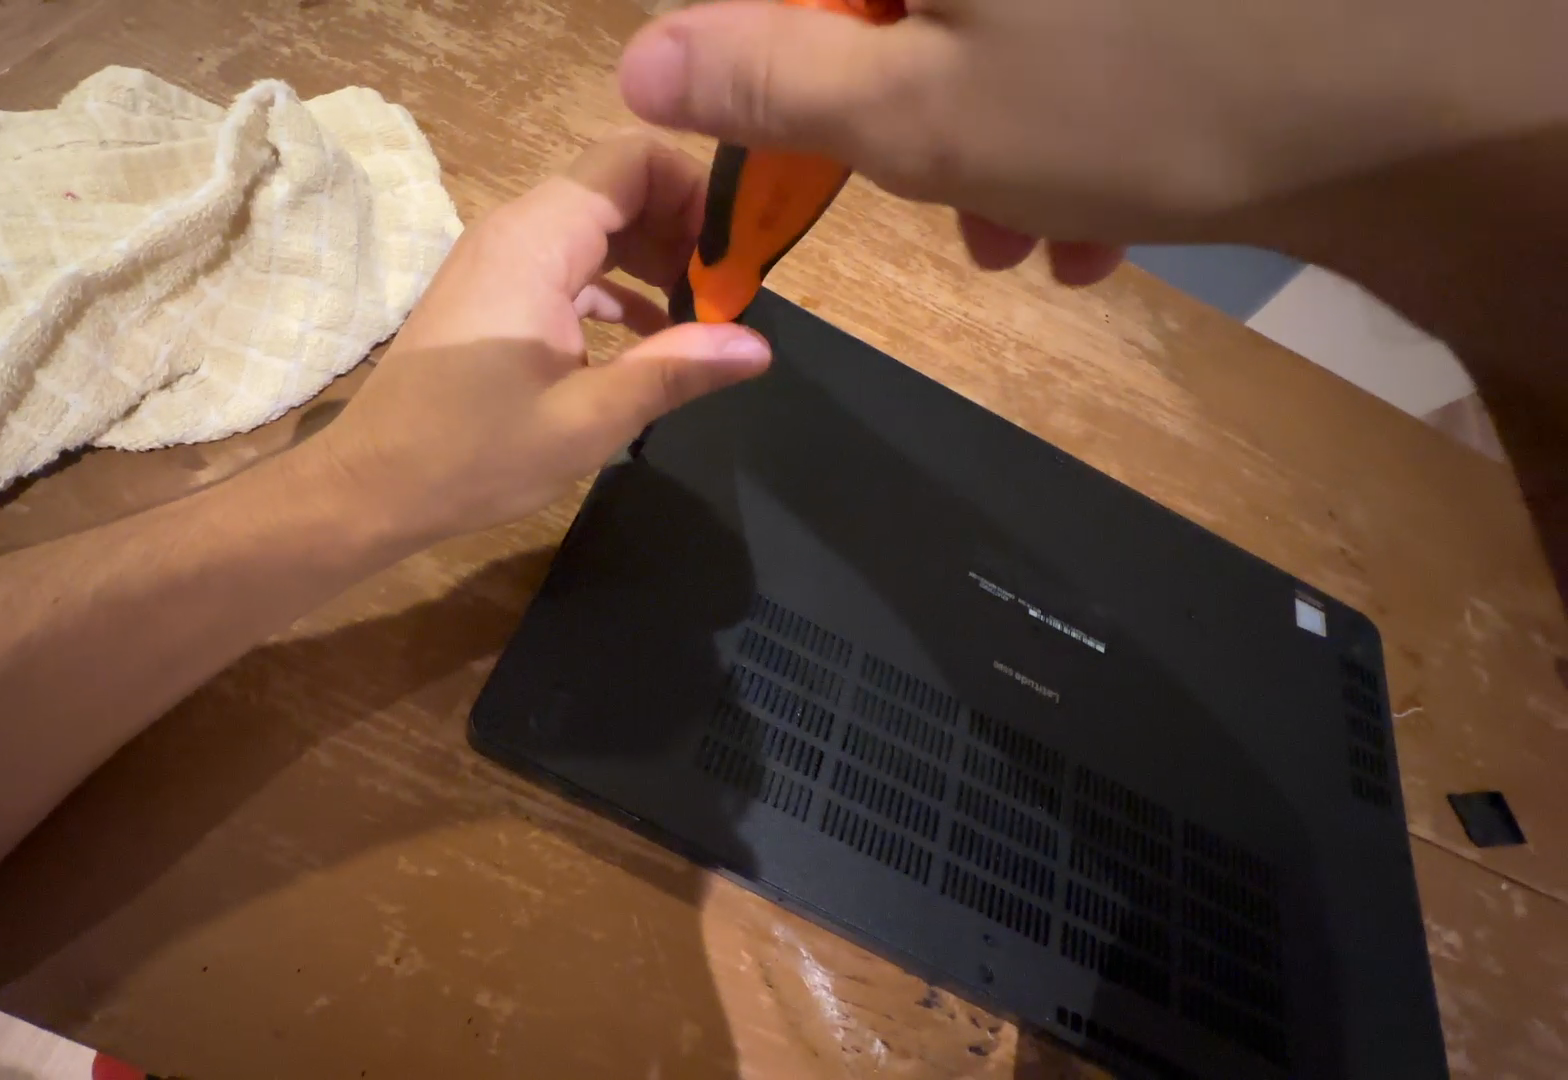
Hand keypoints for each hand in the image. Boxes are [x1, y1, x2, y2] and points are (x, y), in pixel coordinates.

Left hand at [304, 132, 771, 546]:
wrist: (375, 487)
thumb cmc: (474, 455)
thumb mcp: (586, 420)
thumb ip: (672, 371)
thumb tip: (757, 346)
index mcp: (535, 242)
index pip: (631, 160)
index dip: (694, 192)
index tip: (736, 254)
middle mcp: (514, 233)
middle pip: (615, 191)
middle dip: (679, 233)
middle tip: (726, 295)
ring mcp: (497, 265)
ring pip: (591, 232)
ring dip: (649, 265)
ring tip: (699, 319)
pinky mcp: (491, 299)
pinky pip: (565, 271)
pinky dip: (611, 292)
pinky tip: (645, 340)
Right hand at [618, 0, 1558, 282]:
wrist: (1434, 102)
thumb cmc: (1140, 108)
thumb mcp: (916, 117)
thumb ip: (767, 79)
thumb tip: (635, 57)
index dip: (775, 47)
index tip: (798, 130)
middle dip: (901, 102)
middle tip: (934, 196)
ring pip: (991, 16)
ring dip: (989, 126)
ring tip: (1024, 226)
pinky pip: (1077, 21)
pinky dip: (1064, 101)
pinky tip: (1095, 196)